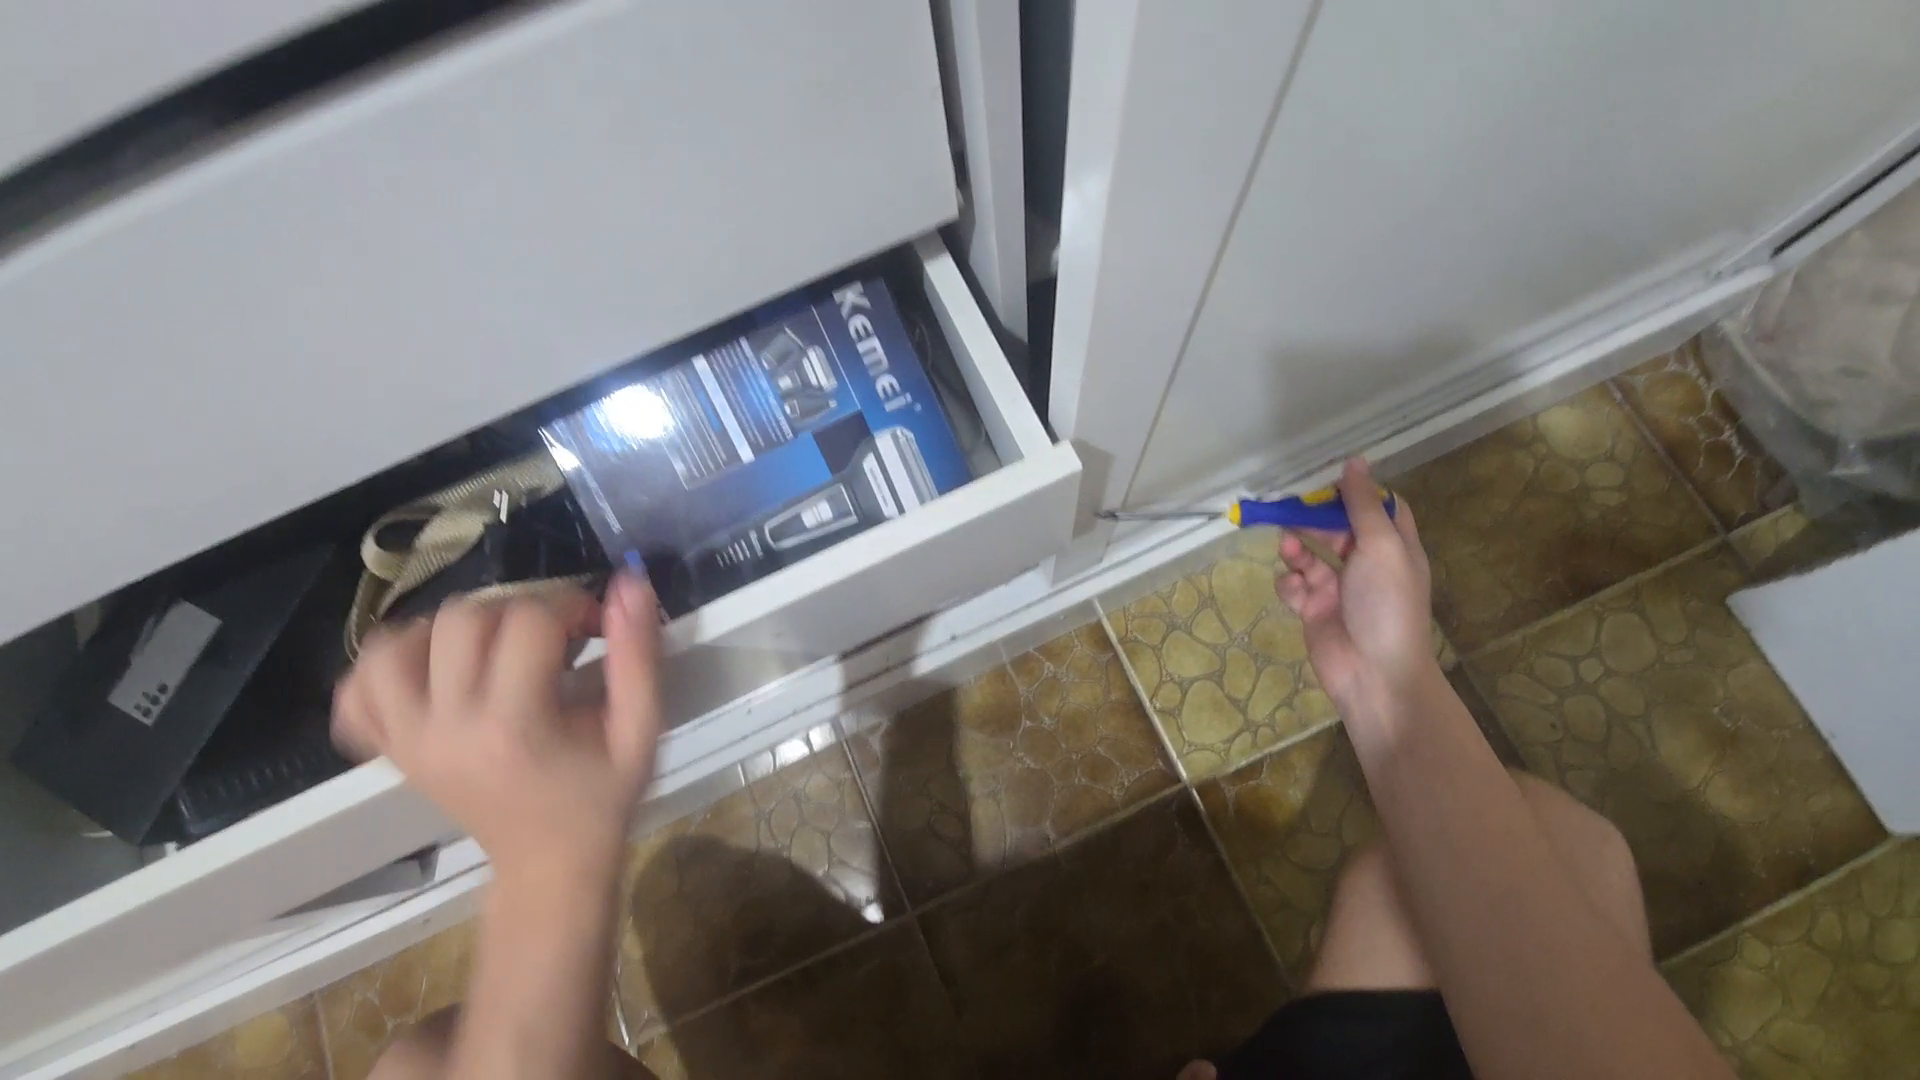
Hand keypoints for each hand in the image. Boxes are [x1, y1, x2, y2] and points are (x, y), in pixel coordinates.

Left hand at [333, 572, 662, 885]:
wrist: (549, 864)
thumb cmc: (602, 797)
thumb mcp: (640, 729)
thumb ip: (638, 656)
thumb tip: (628, 584)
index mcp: (515, 724)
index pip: (530, 621)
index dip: (571, 605)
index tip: (596, 626)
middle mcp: (447, 728)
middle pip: (462, 620)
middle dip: (518, 609)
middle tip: (553, 635)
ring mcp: (408, 741)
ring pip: (397, 644)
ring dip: (450, 629)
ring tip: (494, 645)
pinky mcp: (391, 751)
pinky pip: (357, 691)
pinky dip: (387, 666)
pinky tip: (431, 669)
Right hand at [1275, 458, 1435, 720]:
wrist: (1374, 672)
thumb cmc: (1386, 605)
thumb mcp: (1381, 547)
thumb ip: (1363, 505)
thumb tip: (1355, 460)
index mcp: (1393, 547)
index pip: (1378, 509)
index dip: (1355, 493)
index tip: (1329, 482)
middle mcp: (1366, 564)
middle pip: (1335, 527)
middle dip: (1311, 518)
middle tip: (1286, 508)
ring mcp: (1338, 587)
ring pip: (1309, 554)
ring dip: (1296, 547)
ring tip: (1289, 550)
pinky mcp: (1313, 608)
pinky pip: (1293, 584)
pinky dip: (1289, 583)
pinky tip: (1295, 591)